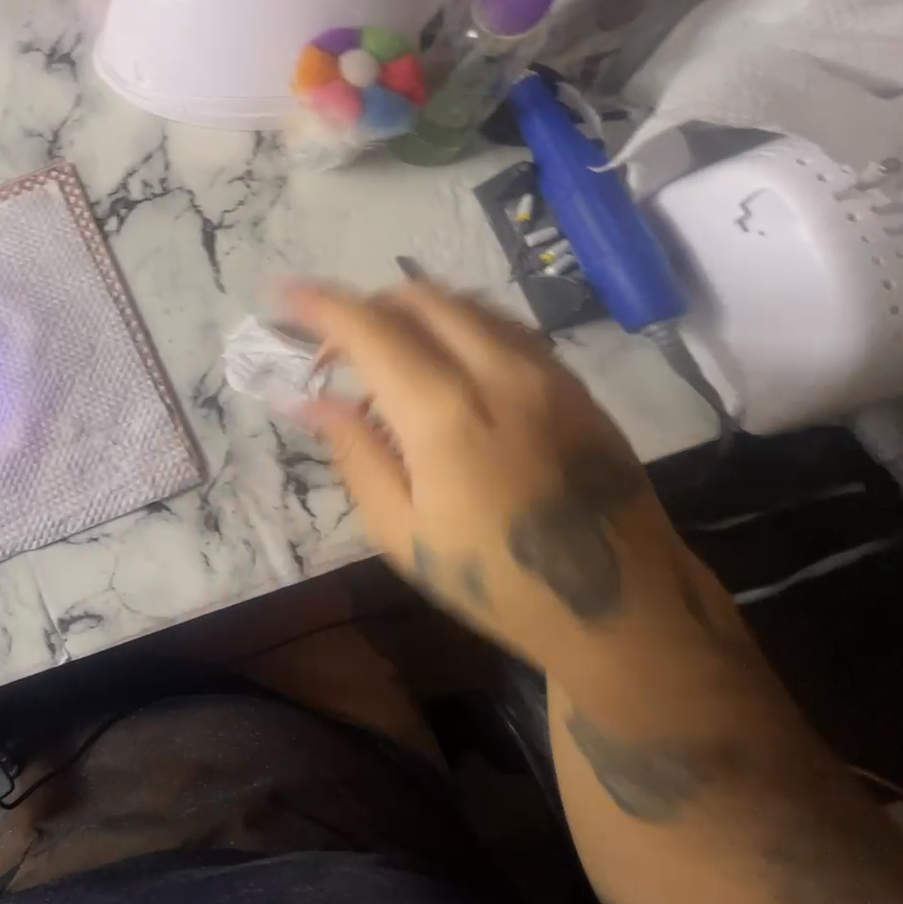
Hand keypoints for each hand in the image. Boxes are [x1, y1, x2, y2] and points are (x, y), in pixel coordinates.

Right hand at [275, 281, 719, 668]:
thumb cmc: (491, 579)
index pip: (371, 329)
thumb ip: (353, 451)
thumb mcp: (399, 529)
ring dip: (408, 313)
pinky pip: (502, 326)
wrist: (622, 609)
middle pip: (418, 298)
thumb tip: (308, 401)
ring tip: (378, 360)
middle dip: (361, 308)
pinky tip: (437, 368)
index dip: (318, 304)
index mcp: (446, 414)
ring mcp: (546, 374)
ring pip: (464, 303)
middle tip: (328, 353)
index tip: (280, 294)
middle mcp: (500, 373)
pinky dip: (454, 326)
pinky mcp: (574, 385)